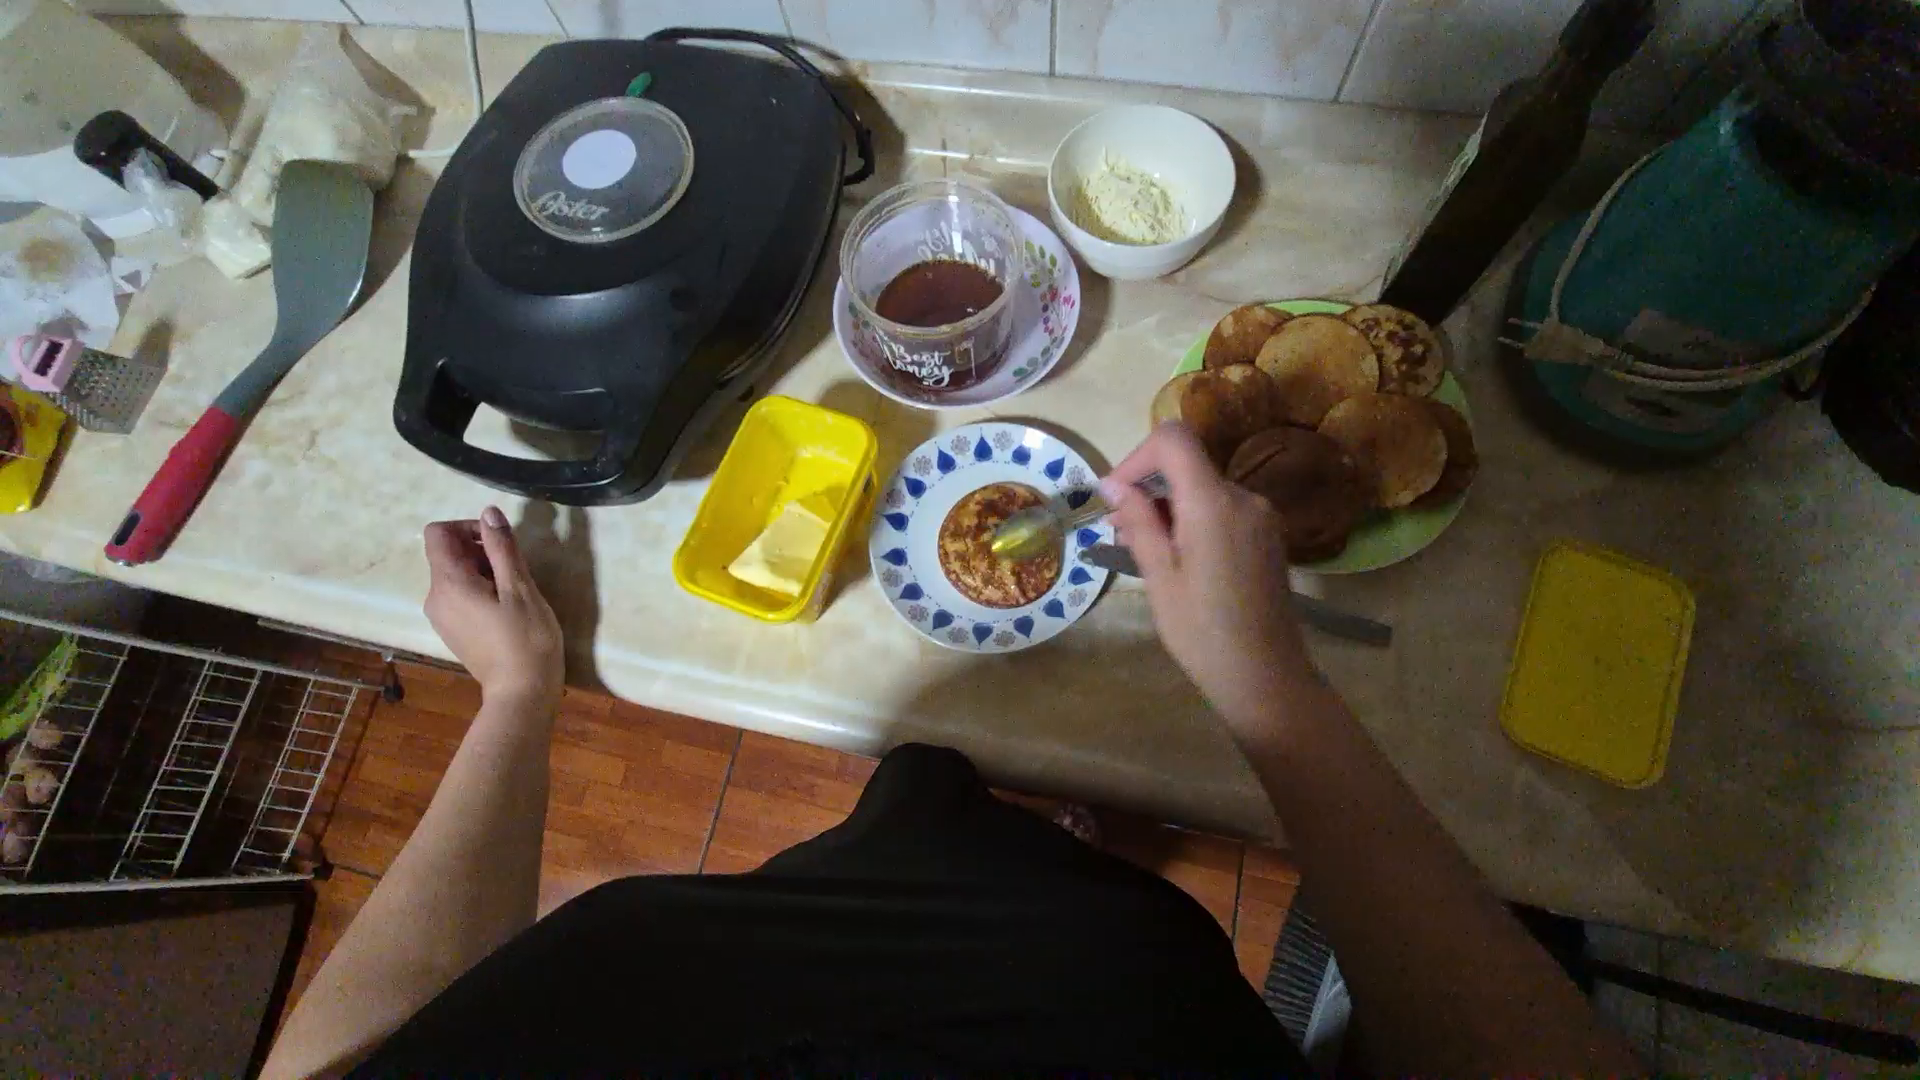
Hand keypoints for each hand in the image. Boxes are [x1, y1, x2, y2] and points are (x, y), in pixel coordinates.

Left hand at [423, 506, 563, 706]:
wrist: (522, 690)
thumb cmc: (527, 638)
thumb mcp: (521, 588)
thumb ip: (502, 548)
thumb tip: (489, 512)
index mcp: (448, 583)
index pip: (438, 533)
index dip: (468, 527)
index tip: (501, 542)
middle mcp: (434, 597)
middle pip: (446, 553)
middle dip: (481, 550)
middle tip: (516, 569)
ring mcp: (441, 615)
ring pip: (454, 574)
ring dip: (483, 570)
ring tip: (515, 590)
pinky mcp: (452, 629)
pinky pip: (459, 594)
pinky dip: (480, 588)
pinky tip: (507, 608)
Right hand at [1102, 424, 1317, 731]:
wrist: (1264, 675)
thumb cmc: (1201, 630)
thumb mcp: (1158, 576)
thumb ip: (1138, 521)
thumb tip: (1113, 485)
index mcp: (1214, 503)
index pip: (1174, 440)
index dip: (1137, 457)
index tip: (1115, 496)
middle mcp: (1243, 497)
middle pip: (1187, 465)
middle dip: (1146, 487)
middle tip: (1118, 530)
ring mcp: (1260, 515)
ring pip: (1202, 488)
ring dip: (1166, 506)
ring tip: (1141, 548)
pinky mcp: (1266, 534)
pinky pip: (1221, 509)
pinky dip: (1191, 519)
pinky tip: (1175, 556)